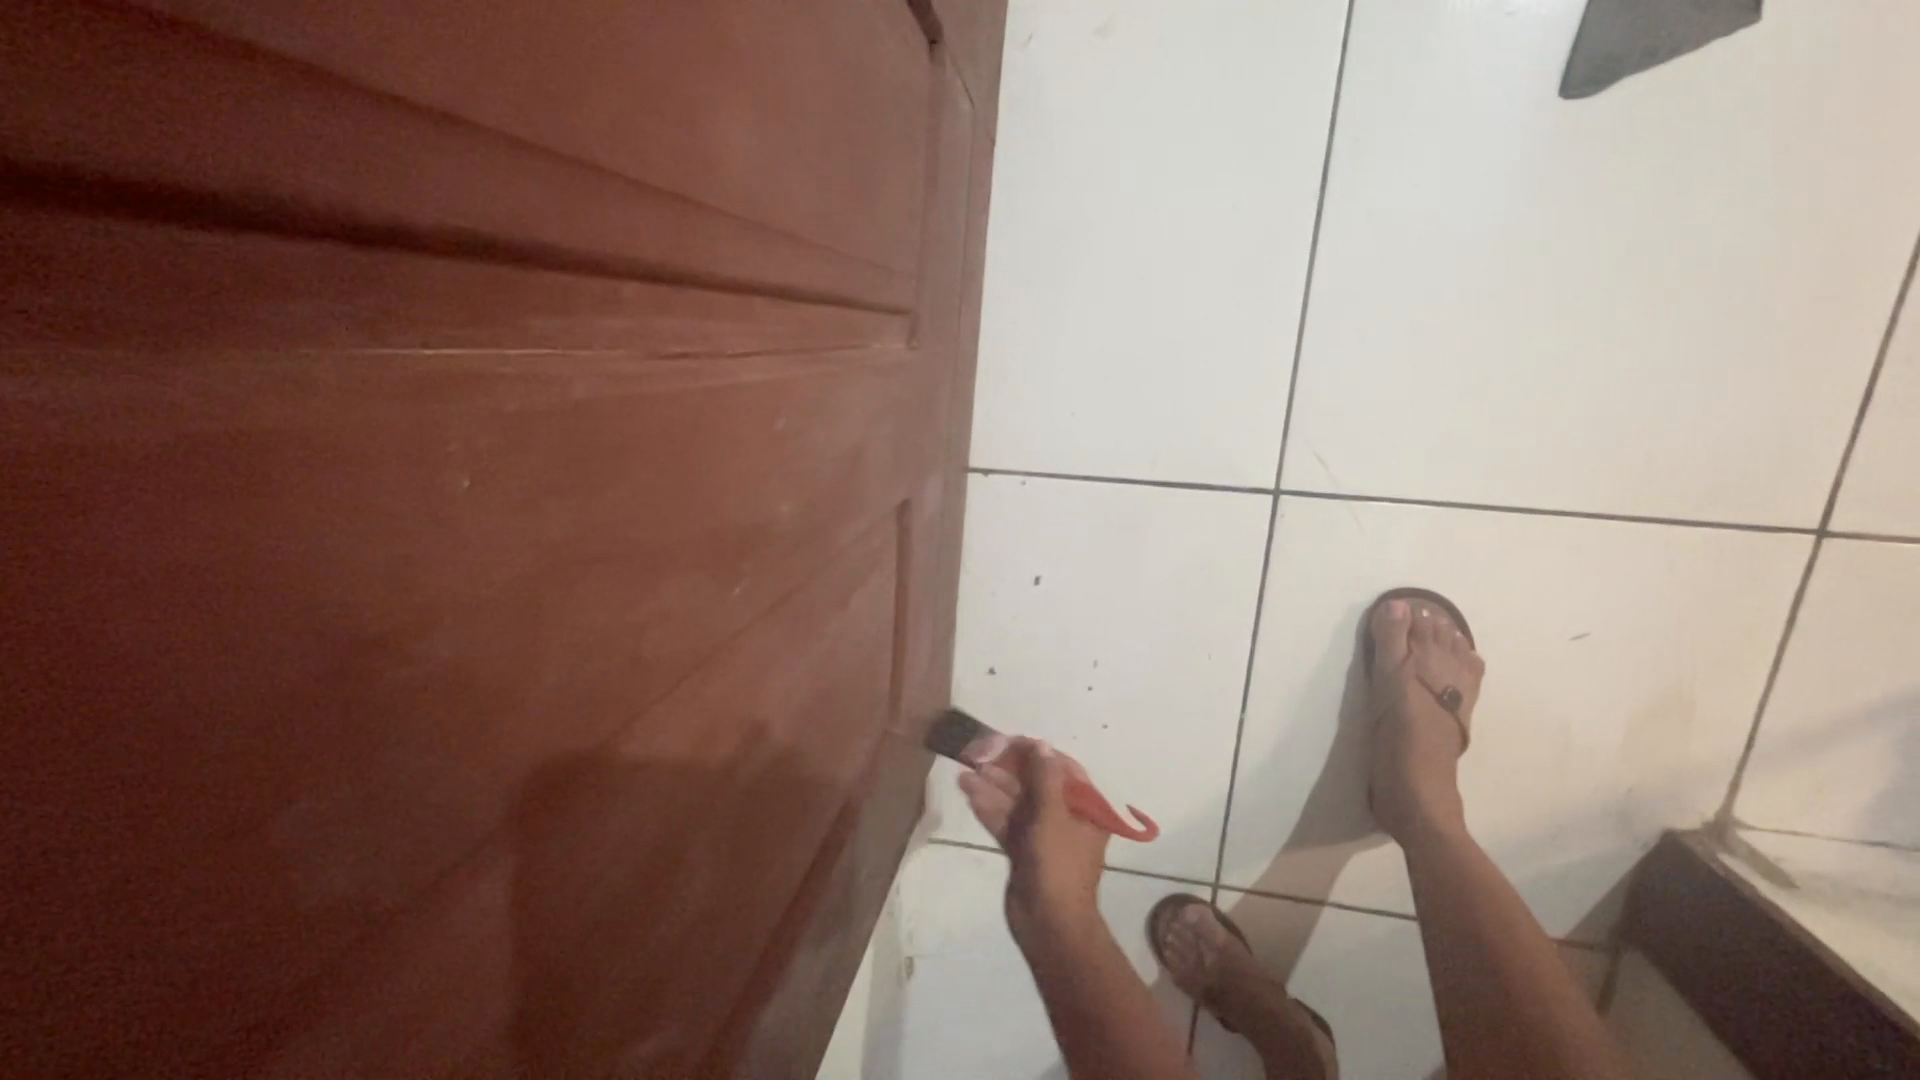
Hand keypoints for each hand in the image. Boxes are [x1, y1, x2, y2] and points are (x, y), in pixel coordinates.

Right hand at [958, 738, 1109, 942]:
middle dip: (1007, 769)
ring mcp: (1043, 835)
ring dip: (992, 787)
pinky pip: (1006, 822)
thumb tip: (1041, 745)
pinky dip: (989, 808)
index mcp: (1086, 807)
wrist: (1050, 925)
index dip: (1035, 753)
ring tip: (965, 770)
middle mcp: (1066, 817)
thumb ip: (1045, 778)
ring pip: (1016, 803)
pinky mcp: (1023, 850)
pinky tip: (968, 791)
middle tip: (978, 753)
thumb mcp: (1053, 816)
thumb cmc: (1059, 866)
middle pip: (1035, 784)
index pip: (1061, 769)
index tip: (1009, 741)